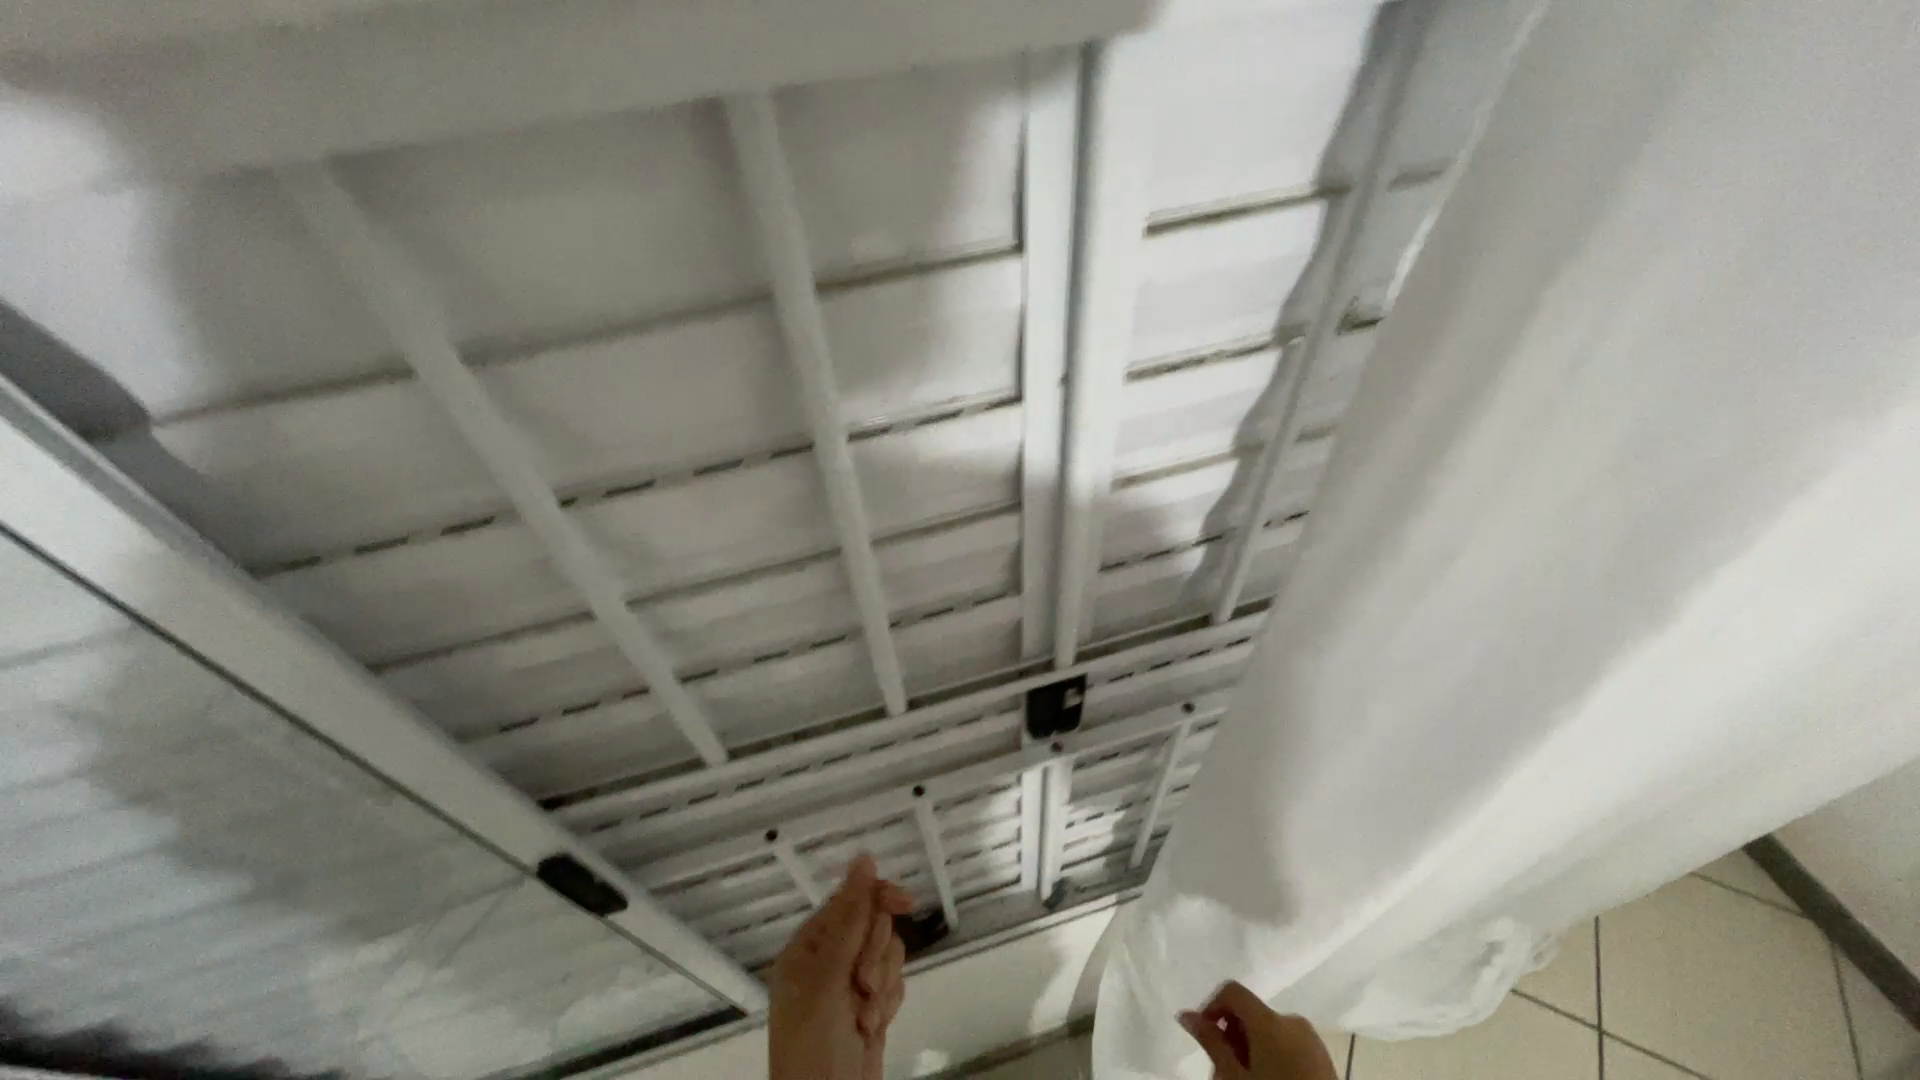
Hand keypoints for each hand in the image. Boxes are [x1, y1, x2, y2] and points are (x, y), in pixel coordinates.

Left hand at [768, 855, 913, 1079]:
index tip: (906, 902)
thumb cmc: (814, 1042)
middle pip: (875, 926)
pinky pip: (895, 984)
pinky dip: (890, 1003)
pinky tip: (873, 1027)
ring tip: (866, 1017)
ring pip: (889, 955)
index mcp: (807, 947)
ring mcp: (851, 985)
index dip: (878, 897)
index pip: (850, 901)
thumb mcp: (828, 979)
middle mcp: (828, 961)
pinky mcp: (871, 1007)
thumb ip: (850, 919)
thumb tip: (864, 858)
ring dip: (884, 984)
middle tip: (862, 986)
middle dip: (877, 956)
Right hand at [1178, 981, 1338, 1079]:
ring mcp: (1312, 1039)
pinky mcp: (1323, 1058)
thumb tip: (1185, 1014)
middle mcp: (1291, 1020)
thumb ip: (1210, 1041)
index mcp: (1270, 1020)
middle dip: (1230, 1037)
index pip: (1232, 991)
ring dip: (1249, 1050)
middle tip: (1221, 1071)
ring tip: (1243, 1079)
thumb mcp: (1235, 1076)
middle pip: (1249, 1015)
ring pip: (1267, 1032)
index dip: (1212, 1008)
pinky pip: (1287, 1044)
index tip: (1205, 1038)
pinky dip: (1271, 1056)